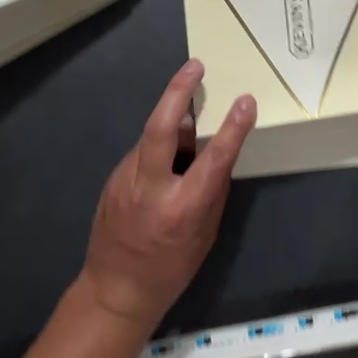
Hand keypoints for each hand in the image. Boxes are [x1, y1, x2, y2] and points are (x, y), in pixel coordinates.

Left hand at [80, 60, 255, 325]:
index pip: (212, 160)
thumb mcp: (206, 234)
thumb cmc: (171, 269)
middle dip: (178, 93)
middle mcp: (151, 189)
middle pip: (161, 128)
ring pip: (152, 136)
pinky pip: (143, 152)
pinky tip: (168, 159)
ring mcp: (125, 181)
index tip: (245, 101)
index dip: (232, 129)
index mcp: (182, 209)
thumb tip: (216, 149)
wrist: (114, 291)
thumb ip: (211, 189)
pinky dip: (160, 147)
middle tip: (195, 66)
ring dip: (173, 122)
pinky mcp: (113, 178)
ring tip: (190, 116)